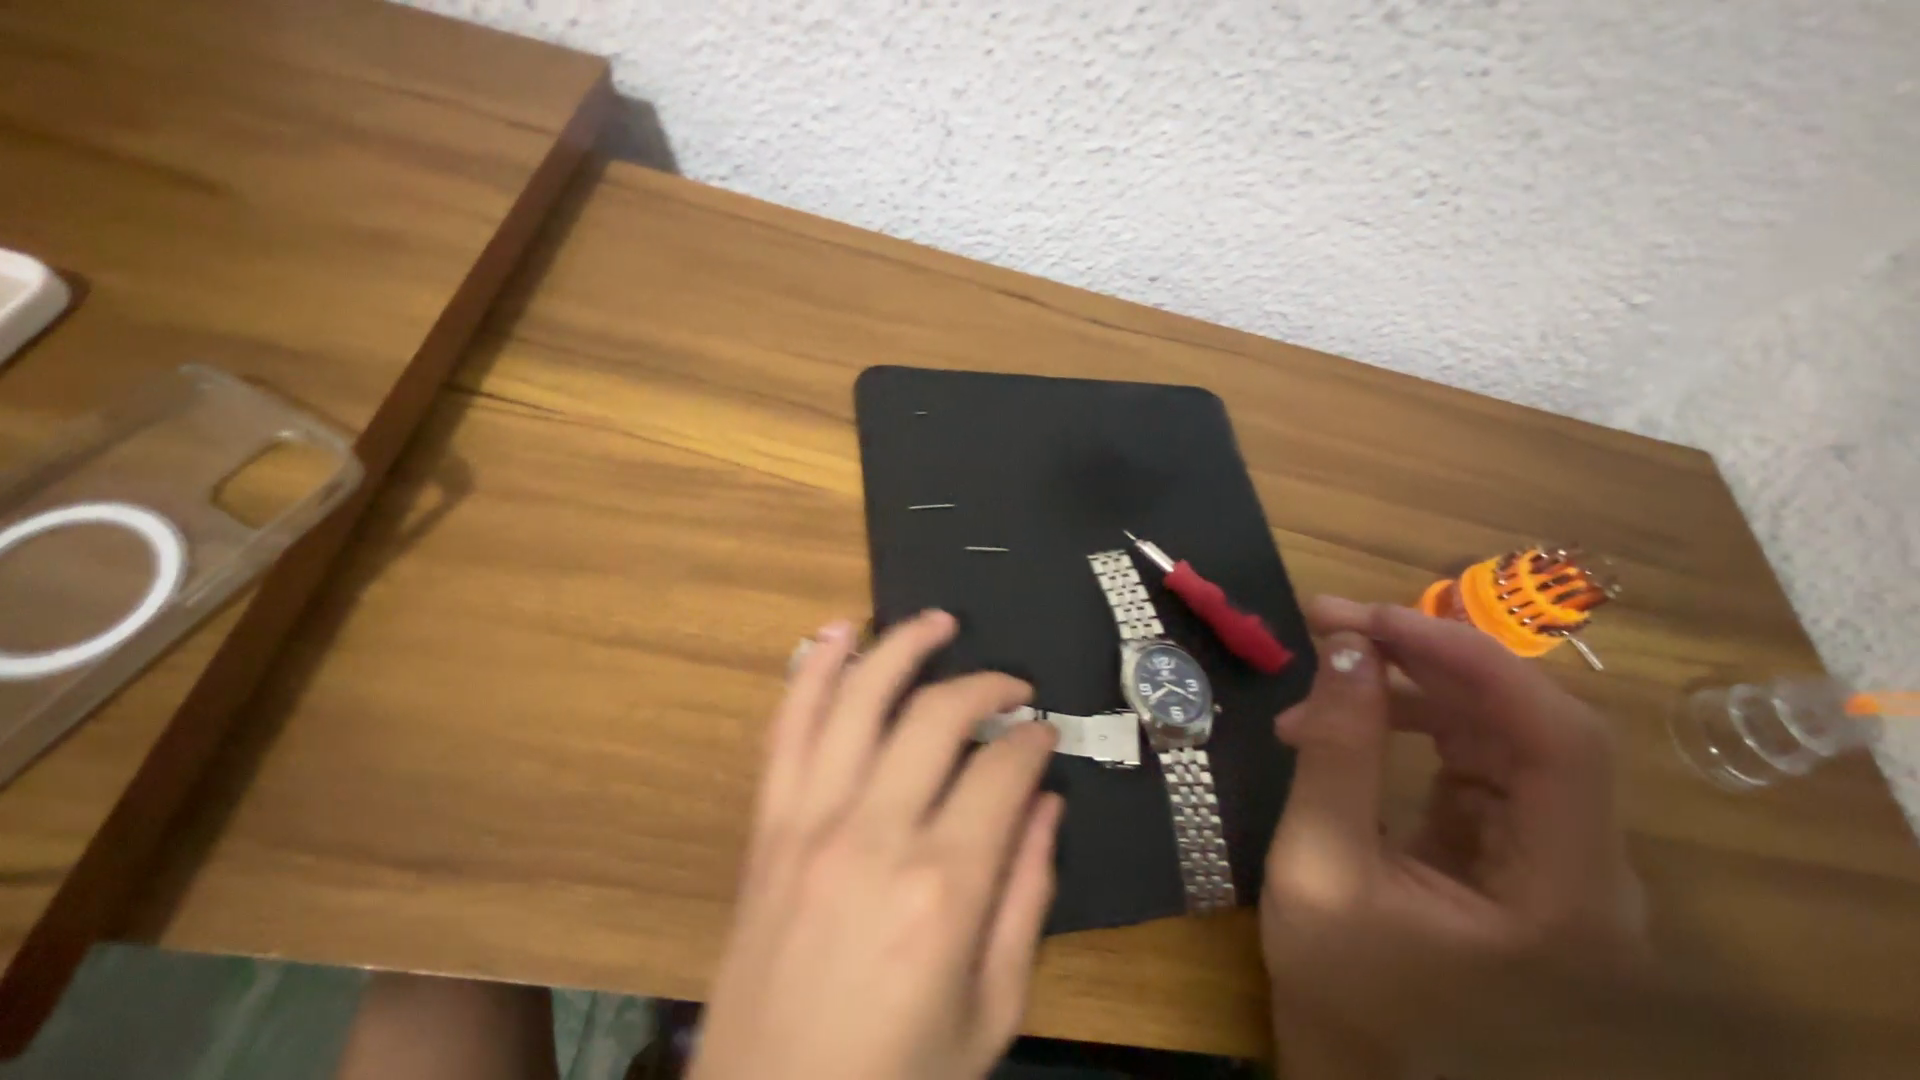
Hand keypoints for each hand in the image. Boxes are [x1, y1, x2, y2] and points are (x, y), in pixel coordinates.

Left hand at [690, 611, 1063, 1079]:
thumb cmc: (898, 1072)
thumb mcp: (992, 1010)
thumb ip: (1026, 898)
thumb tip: (1046, 804)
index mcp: (944, 886)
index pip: (1001, 771)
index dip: (1033, 738)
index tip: (1046, 730)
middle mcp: (874, 834)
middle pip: (936, 716)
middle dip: (983, 683)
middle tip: (1011, 683)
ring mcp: (808, 822)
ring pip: (855, 698)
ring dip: (897, 646)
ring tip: (936, 621)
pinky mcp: (765, 827)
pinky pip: (785, 730)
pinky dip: (808, 672)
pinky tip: (835, 634)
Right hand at [1261, 597, 1646, 1078]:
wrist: (1348, 1037)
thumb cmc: (1334, 971)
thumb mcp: (1319, 860)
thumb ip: (1338, 751)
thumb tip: (1344, 646)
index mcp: (1564, 899)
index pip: (1559, 746)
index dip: (1476, 665)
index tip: (1380, 621)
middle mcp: (1588, 871)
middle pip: (1532, 725)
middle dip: (1432, 660)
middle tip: (1337, 620)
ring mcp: (1556, 853)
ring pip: (1501, 728)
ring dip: (1413, 684)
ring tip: (1326, 666)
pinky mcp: (1516, 838)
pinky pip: (1476, 751)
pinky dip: (1410, 718)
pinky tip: (1344, 714)